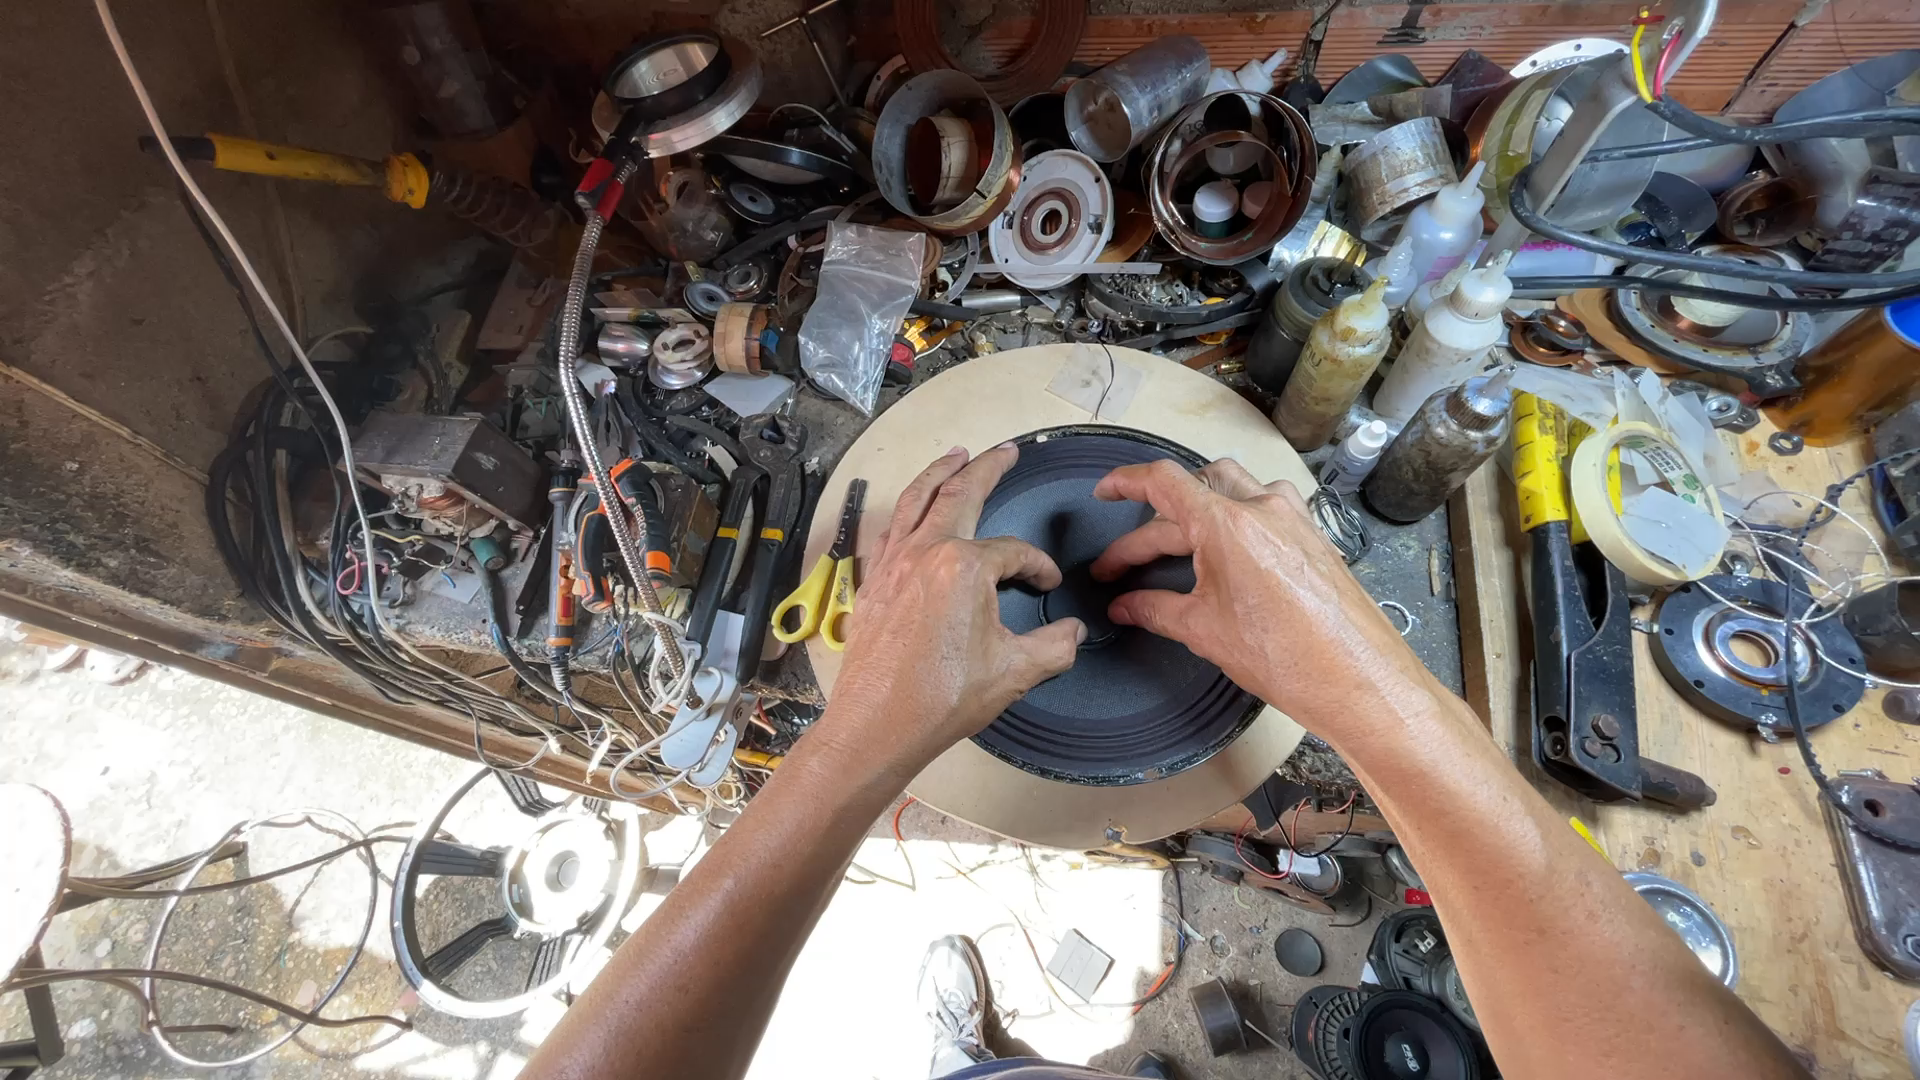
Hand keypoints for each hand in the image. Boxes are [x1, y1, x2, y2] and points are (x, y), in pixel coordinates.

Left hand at [820, 445, 1085, 773]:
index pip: (1014, 553)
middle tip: (1005, 450)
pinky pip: (891, 529)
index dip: (1038, 567)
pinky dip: (906, 509)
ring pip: (915, 499)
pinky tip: (912, 510)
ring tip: (955, 455)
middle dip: (986, 466)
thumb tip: (1073, 634)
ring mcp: (893, 563)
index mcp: (964, 567)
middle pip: (960, 494)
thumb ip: (1054, 647)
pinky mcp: (874, 580)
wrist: (878, 725)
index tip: (1048, 583)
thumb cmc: (943, 697)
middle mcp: (925, 552)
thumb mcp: (1015, 672)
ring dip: (939, 472)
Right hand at [1089, 459, 1442, 745]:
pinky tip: (1229, 547)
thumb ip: (1155, 609)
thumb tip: (1123, 606)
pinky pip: (1265, 504)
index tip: (1104, 492)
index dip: (1125, 483)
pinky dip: (1234, 516)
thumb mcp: (1204, 631)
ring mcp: (1292, 518)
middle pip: (1189, 494)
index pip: (1164, 482)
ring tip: (1174, 541)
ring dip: (1195, 507)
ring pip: (1231, 487)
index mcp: (1228, 524)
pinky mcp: (1312, 535)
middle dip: (1148, 528)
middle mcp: (1262, 507)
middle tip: (1121, 565)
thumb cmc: (1285, 657)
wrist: (1360, 682)